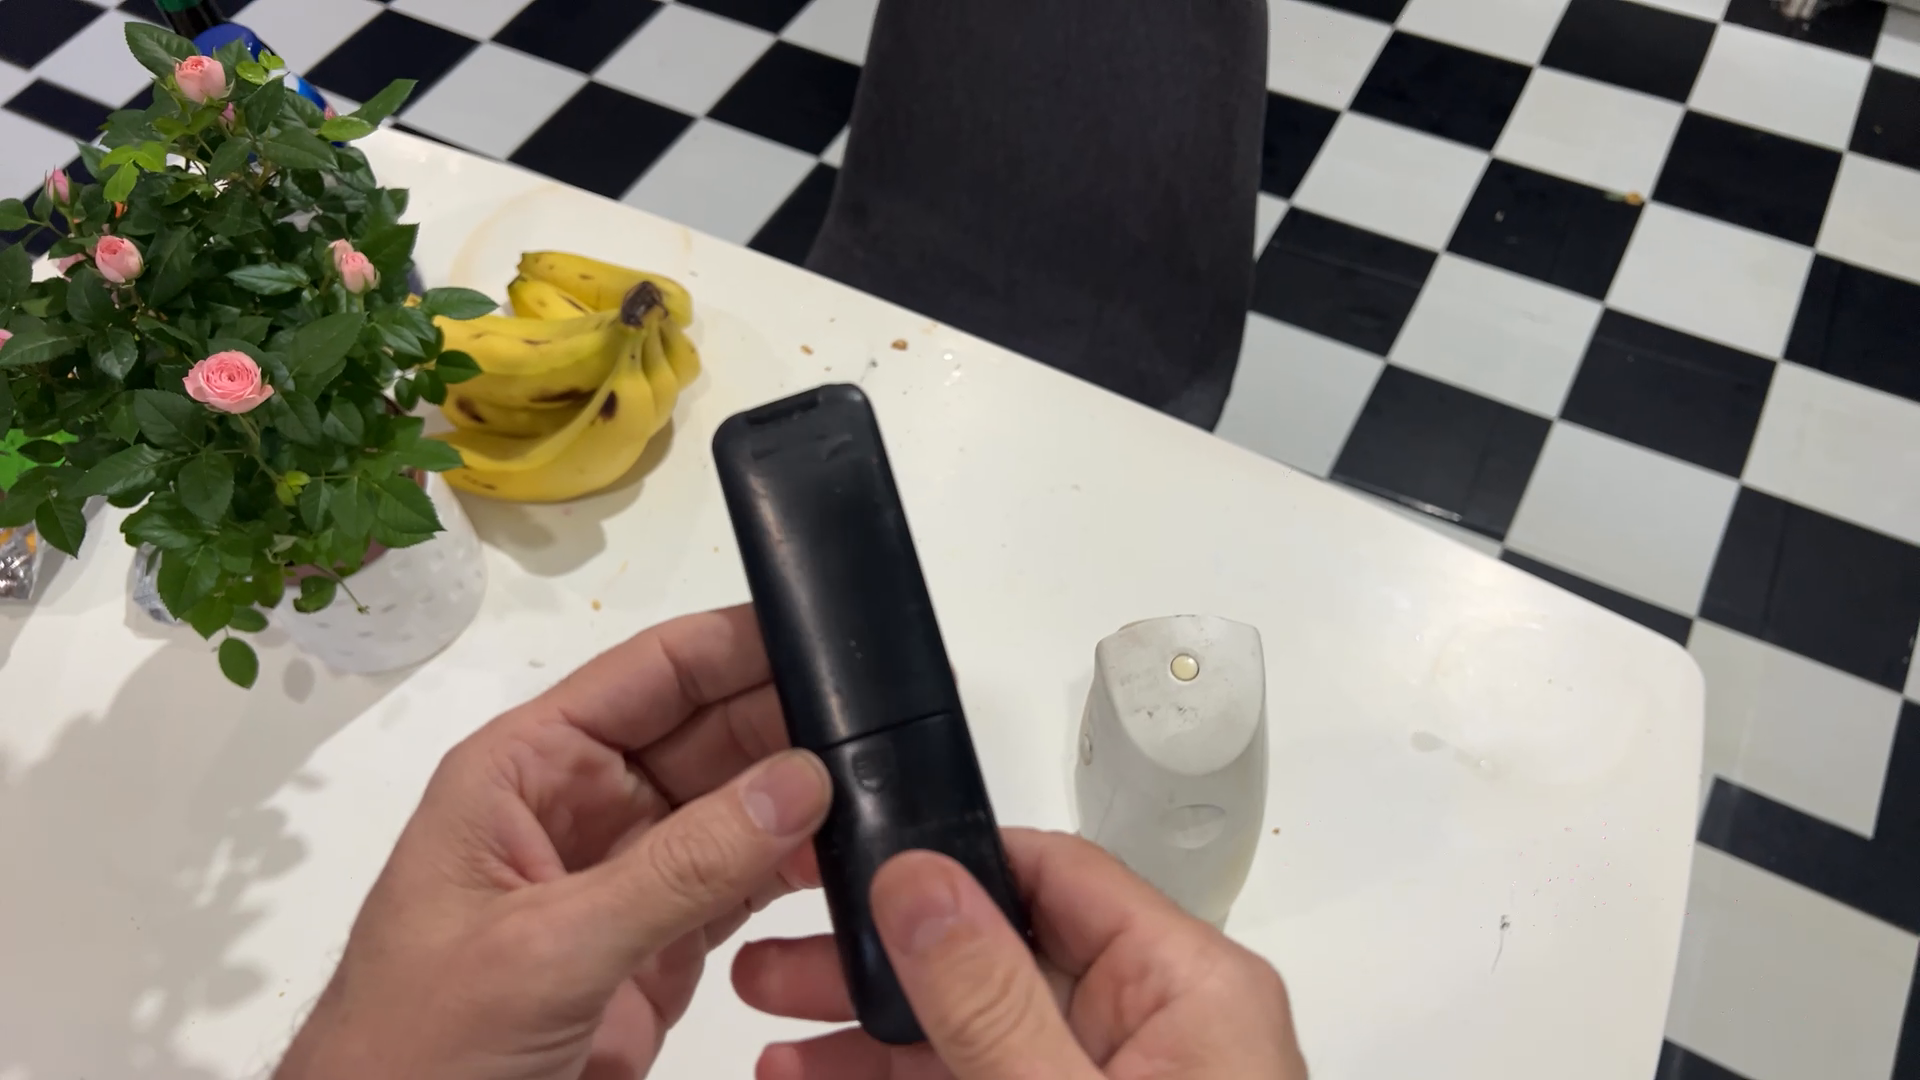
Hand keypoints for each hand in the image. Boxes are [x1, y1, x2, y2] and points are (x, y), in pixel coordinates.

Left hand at [275, 605, 831, 1079]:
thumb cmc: (418, 1061)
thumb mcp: (545, 950)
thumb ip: (683, 865)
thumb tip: (806, 780)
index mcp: (538, 762)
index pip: (656, 671)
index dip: (740, 642)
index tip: (827, 633)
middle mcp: (595, 793)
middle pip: (715, 725)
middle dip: (791, 715)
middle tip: (878, 714)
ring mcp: (641, 860)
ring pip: (743, 794)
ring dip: (806, 786)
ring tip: (882, 771)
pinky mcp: (675, 924)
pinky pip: (752, 868)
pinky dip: (802, 857)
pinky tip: (854, 846)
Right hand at [733, 829, 1307, 1078]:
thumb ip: (991, 999)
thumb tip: (914, 873)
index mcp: (1182, 982)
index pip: (1054, 871)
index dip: (953, 860)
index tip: (855, 867)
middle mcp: (1148, 1018)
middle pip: (995, 949)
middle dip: (880, 959)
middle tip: (775, 965)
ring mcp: (1102, 1077)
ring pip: (970, 1023)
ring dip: (867, 1030)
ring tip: (770, 1030)